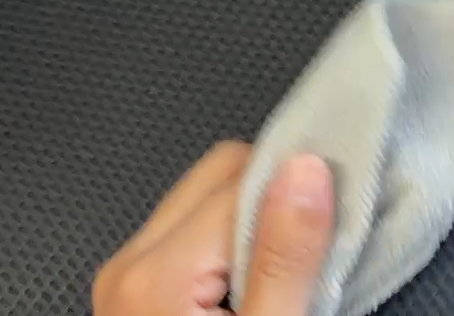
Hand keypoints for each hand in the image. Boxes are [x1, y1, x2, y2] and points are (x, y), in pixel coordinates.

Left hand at [94, 143, 334, 315]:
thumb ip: (284, 258)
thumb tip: (307, 167)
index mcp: (156, 273)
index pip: (253, 177)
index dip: (302, 200)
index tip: (327, 237)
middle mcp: (129, 261)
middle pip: (227, 168)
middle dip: (274, 199)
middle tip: (299, 264)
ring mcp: (126, 273)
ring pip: (213, 189)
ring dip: (255, 218)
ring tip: (272, 282)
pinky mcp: (133, 284)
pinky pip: (197, 221)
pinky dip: (233, 236)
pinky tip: (250, 285)